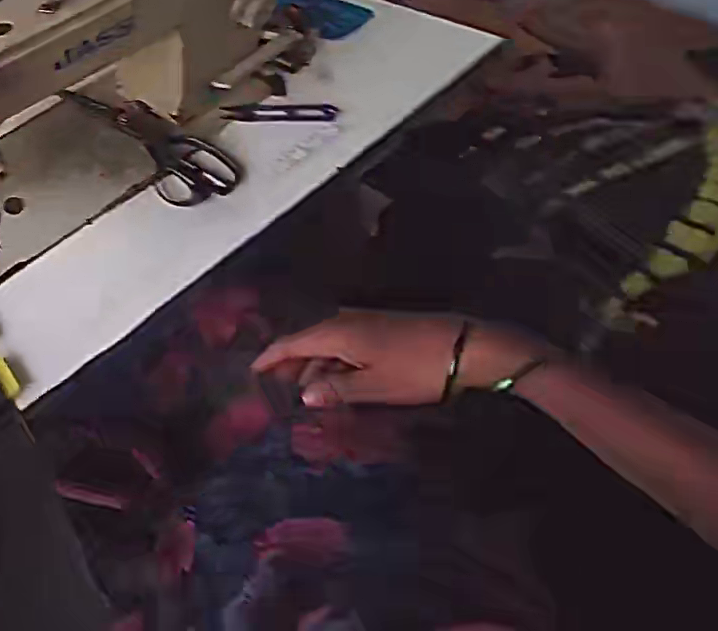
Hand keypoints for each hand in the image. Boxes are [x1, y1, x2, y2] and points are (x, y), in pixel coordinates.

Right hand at [250, 309, 545, 407]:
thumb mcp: (376, 386)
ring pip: (325, 346)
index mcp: (334, 333)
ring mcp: (359, 322)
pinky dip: (332, 364)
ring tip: (309, 396)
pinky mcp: (375, 328)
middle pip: (305, 344)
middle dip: (290, 366)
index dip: (269, 358)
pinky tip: (338, 384)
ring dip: (314, 368)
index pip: (290, 343)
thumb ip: (336, 390)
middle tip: (278, 392)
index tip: (253, 372)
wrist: (465, 345)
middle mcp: (341, 321)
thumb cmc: (418, 368)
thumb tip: (305, 394)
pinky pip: (341, 345)